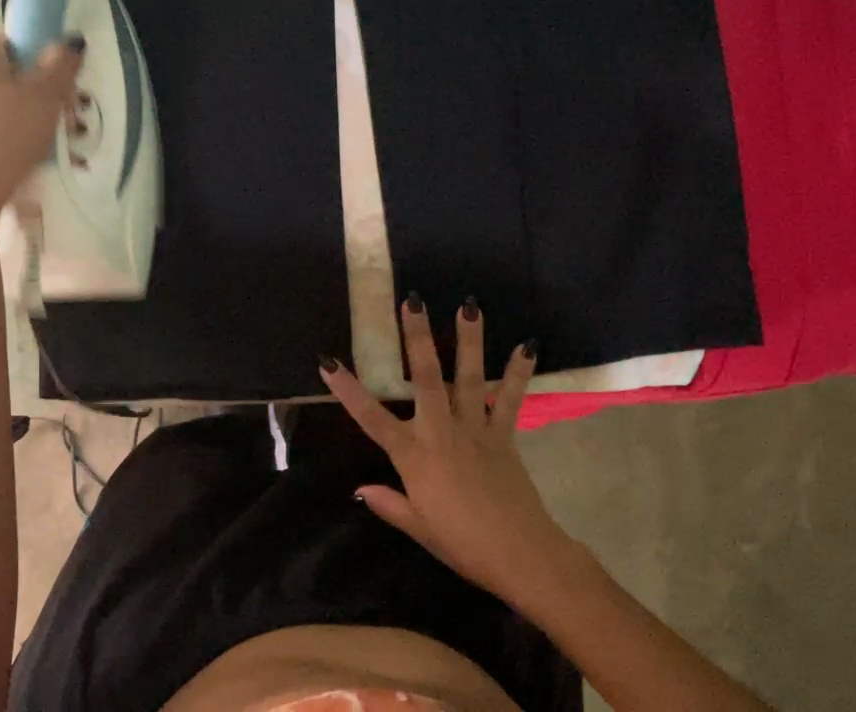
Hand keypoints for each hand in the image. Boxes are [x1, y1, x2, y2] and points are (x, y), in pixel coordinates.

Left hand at [0, 32, 83, 229]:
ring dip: (29, 123)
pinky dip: (8, 143)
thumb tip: (70, 40)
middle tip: (67, 121)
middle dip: (40, 96)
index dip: (39, 60)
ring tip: (57, 150)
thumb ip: (61, 64)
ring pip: (0, 107)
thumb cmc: (5, 136)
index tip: (58, 87)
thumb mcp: (45, 96)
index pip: (12, 41)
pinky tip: (27, 166)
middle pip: (7, 76)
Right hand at [320, 297, 582, 607]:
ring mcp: (475, 430)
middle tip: (412, 301)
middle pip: (426, 379)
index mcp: (413, 456)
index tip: (328, 361)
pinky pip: (509, 399)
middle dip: (417, 338)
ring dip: (468, 340)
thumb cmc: (462, 544)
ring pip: (468, 378)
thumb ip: (389, 503)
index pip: (371, 418)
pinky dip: (517, 373)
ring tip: (468, 305)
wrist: (521, 555)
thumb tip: (360, 489)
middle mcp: (440, 433)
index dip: (348, 390)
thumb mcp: (418, 527)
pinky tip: (527, 345)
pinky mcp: (504, 436)